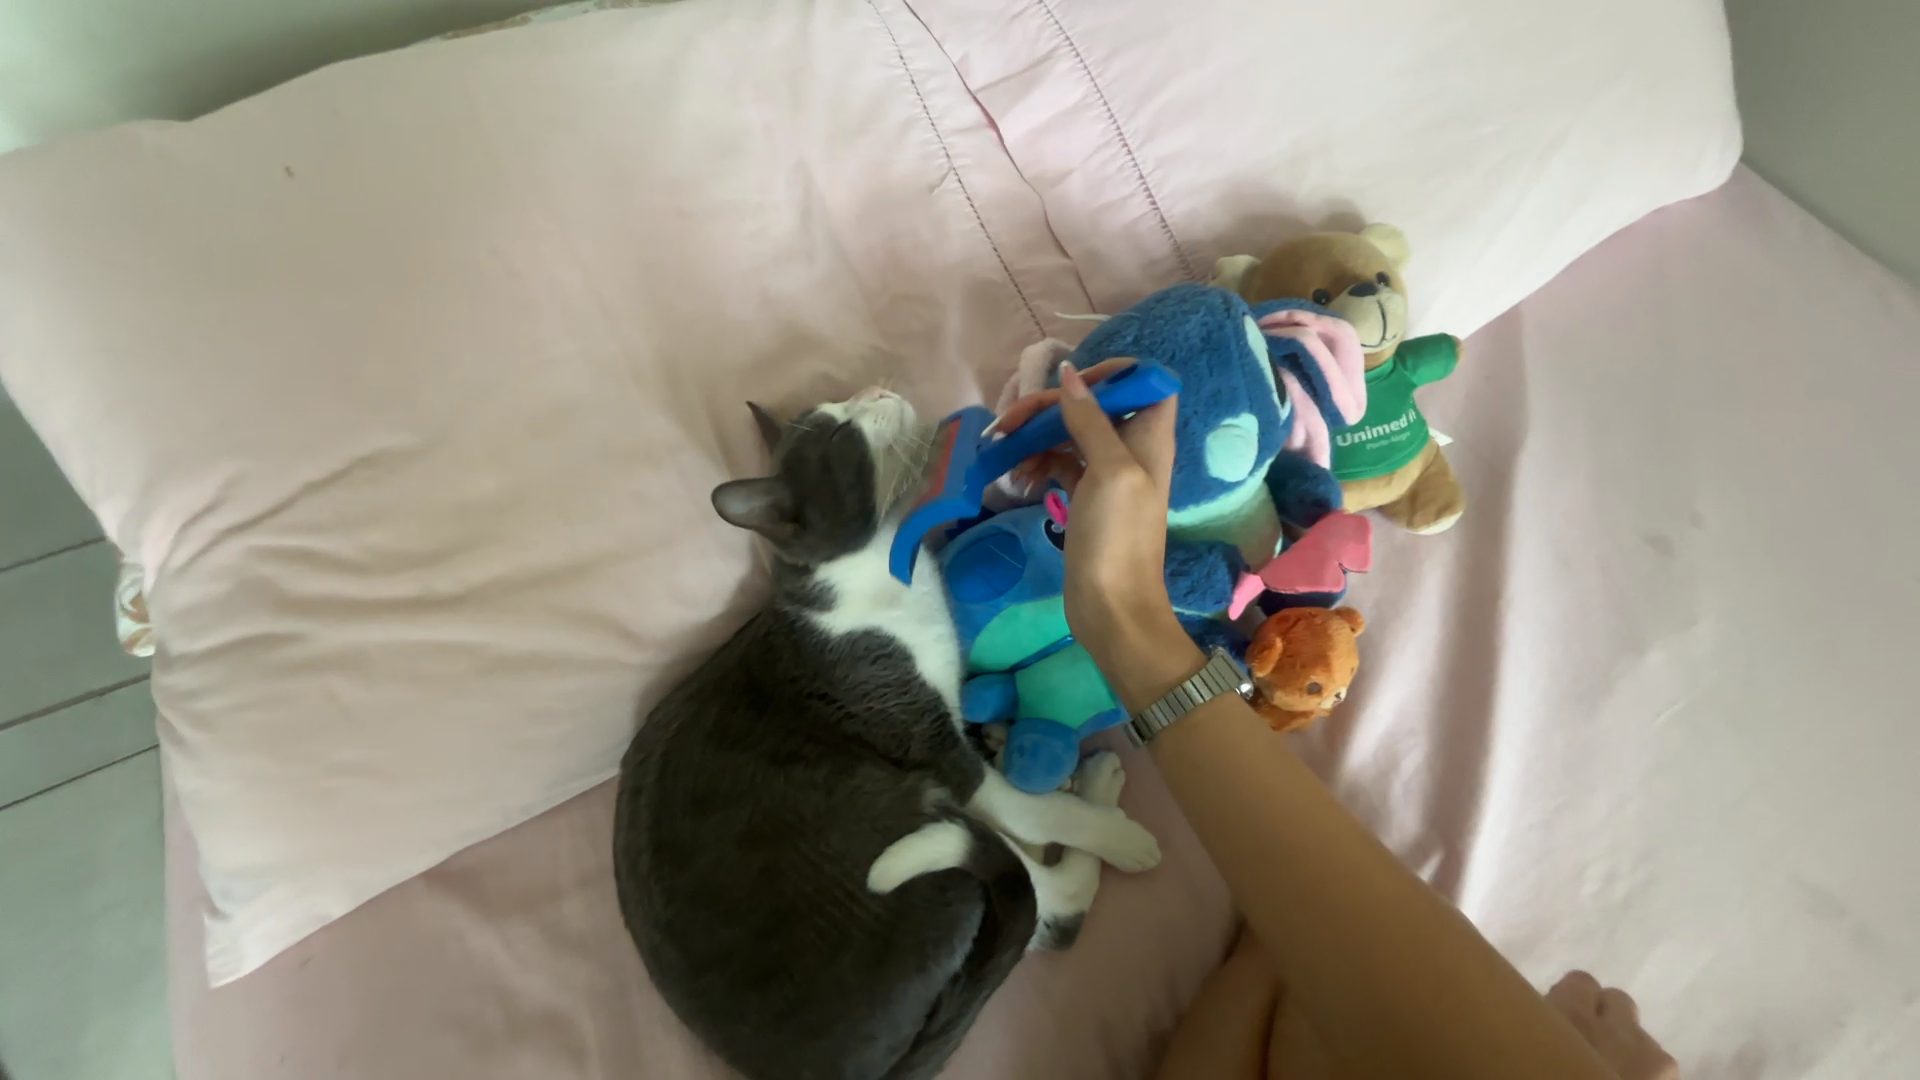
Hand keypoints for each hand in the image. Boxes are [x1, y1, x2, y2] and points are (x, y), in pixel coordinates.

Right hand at [996, 360, 1205, 708]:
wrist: (1111, 606)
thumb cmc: (1117, 537)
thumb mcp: (1109, 471)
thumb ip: (1090, 419)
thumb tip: (1069, 373)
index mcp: (1150, 436)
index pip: (1144, 382)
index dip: (1112, 374)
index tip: (1072, 384)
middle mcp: (1131, 448)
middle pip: (1093, 405)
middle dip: (1051, 407)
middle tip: (1010, 422)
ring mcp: (1106, 473)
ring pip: (1069, 433)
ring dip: (1036, 436)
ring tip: (1005, 453)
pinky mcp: (1084, 496)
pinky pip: (1059, 463)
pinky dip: (1038, 463)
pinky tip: (1019, 479)